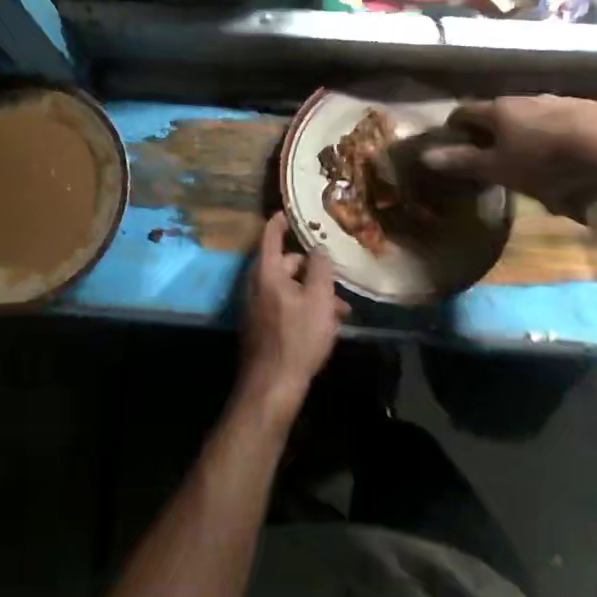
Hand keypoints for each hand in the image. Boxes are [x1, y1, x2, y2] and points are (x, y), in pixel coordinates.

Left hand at [239, 212, 348, 415]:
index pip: (270, 236)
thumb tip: (318, 247)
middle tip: (337, 283)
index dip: (280, 221)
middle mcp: (255, 285)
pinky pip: (283, 305)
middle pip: (284, 264)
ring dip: (313, 293)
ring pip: (287, 288)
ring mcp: (255, 306)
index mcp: (266, 273)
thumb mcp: (319, 300)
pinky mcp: (260, 326)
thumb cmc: (297, 338)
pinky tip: (324, 326)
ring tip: (340, 313)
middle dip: (312, 270)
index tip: (289, 211)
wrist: (271, 385)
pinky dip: (302, 308)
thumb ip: (321, 269)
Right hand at [419, 95, 596, 219]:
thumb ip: (464, 162)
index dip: (453, 126)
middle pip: (499, 114)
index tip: (449, 141)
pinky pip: (562, 126)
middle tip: (489, 158)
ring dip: (525, 138)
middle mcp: (526, 99)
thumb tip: (425, 155)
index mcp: (498, 110)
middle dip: (492, 135)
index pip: (464, 112)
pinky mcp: (591, 111)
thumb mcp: (499, 168)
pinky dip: (554, 142)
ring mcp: (560, 102)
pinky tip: (565, 163)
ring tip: (530, 164)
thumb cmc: (546, 160)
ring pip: (532, 119)